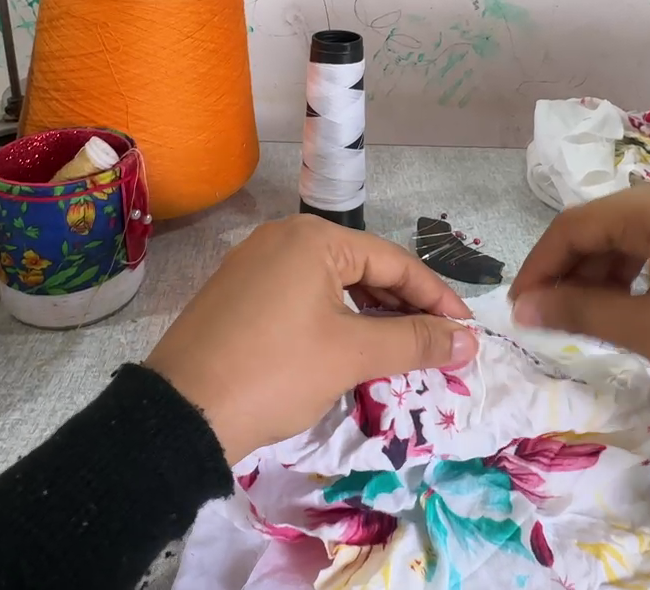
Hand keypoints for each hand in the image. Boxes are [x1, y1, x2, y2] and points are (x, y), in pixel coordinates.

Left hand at [145, 216, 478, 463]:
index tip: (466, 331)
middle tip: (436, 345)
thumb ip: (414, 341)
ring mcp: (256, 262)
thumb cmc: (275, 372)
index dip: (435, 296)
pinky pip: (302, 294)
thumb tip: (468, 339)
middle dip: (402, 307)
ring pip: (331, 283)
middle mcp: (284, 236)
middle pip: (362, 267)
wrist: (181, 412)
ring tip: (398, 350)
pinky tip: (347, 347)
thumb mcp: (351, 354)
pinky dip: (333, 318)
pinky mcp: (239, 291)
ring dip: (369, 315)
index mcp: (314, 238)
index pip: (392, 261)